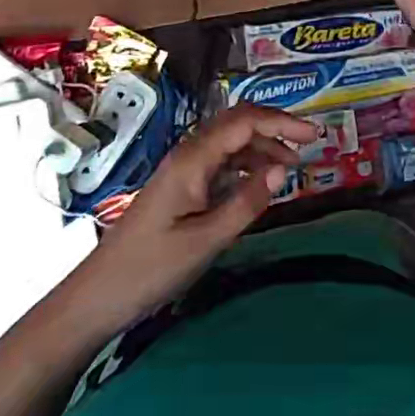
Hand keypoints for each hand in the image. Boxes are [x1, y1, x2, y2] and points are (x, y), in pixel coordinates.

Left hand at [81, 104, 316, 318]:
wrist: (99, 294)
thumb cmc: (151, 268)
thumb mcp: (205, 241)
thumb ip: (246, 203)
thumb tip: (284, 170)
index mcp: (192, 159)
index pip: (244, 122)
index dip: (281, 121)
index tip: (314, 134)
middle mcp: (188, 154)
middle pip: (237, 123)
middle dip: (274, 127)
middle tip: (308, 144)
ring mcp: (183, 169)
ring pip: (230, 142)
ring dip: (262, 147)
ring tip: (291, 168)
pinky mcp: (181, 186)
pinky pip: (220, 162)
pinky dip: (246, 165)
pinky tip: (260, 183)